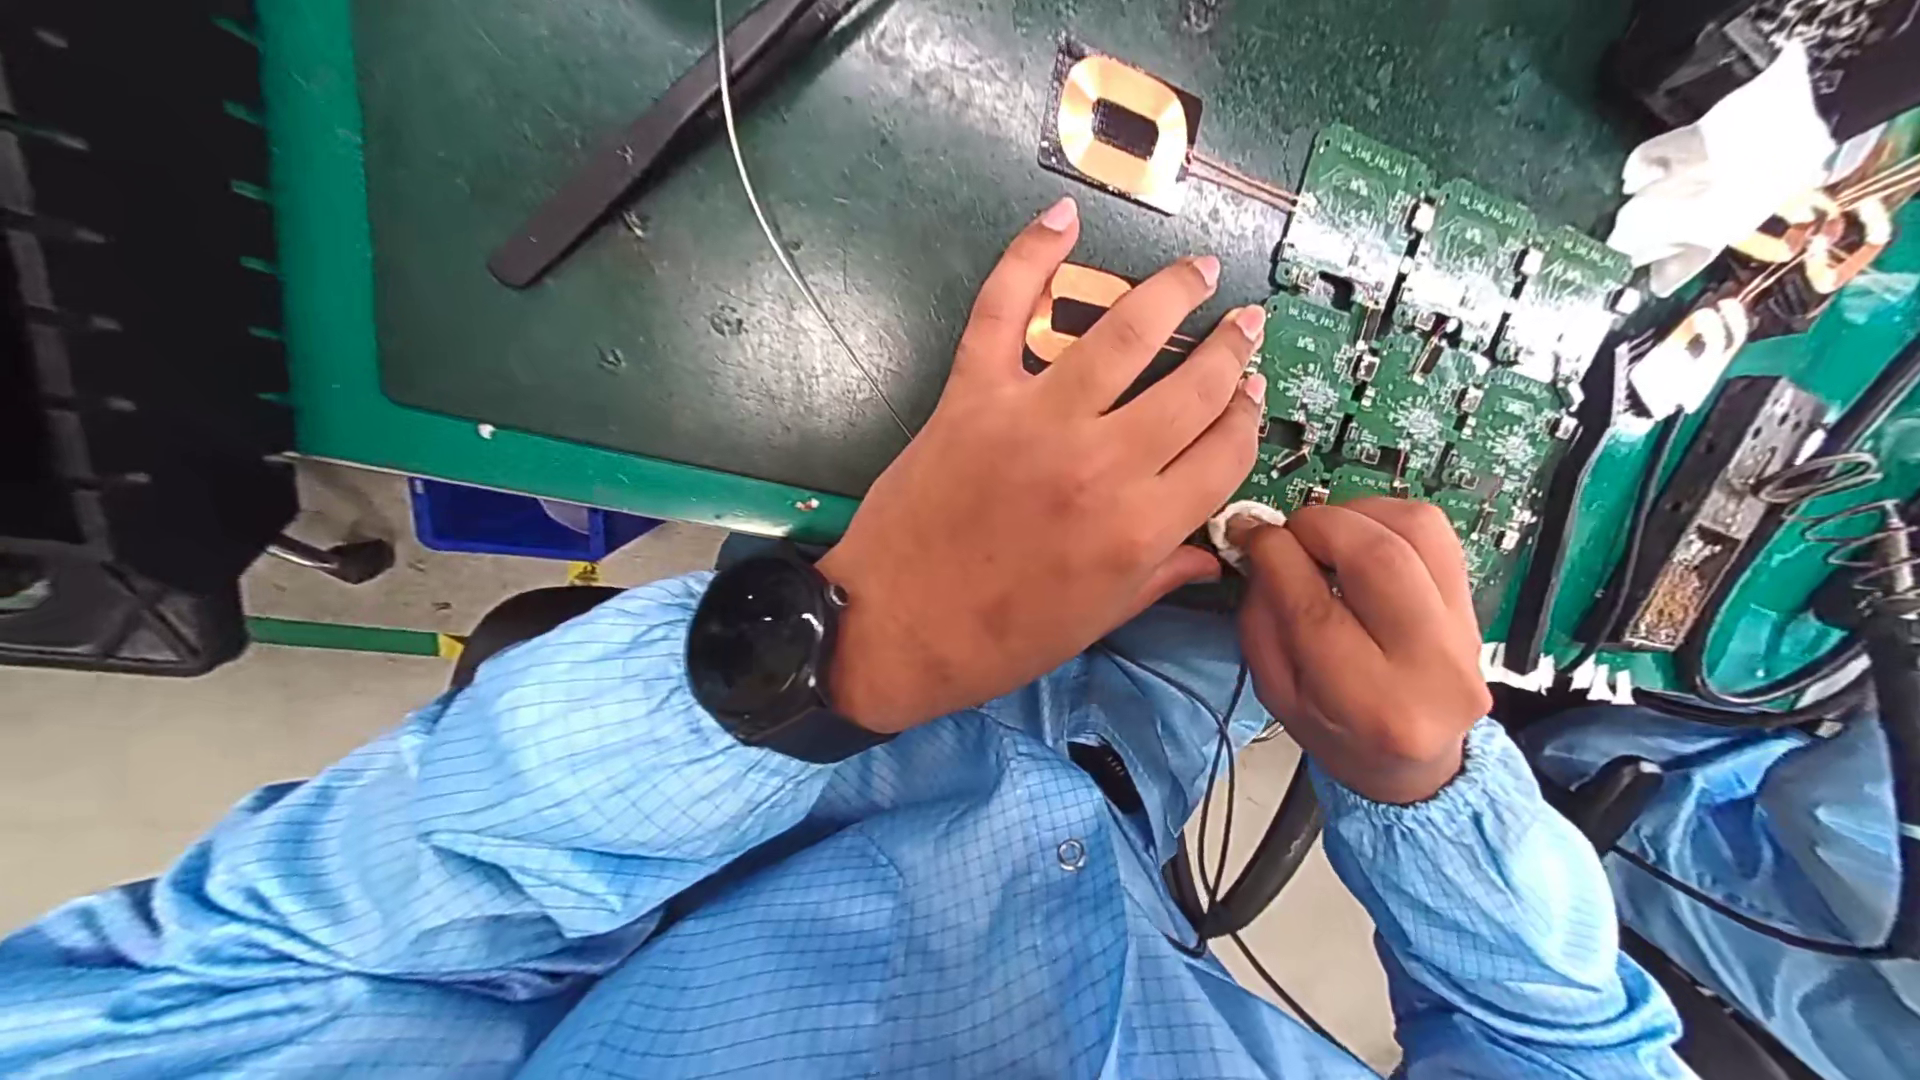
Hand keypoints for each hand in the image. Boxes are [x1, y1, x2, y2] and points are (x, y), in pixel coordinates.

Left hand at [817, 196, 1267, 732]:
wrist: (894, 630)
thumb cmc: (998, 641)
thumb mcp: (1094, 621)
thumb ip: (1160, 575)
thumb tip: (1212, 549)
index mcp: (1140, 528)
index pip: (1225, 453)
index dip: (1246, 421)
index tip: (1248, 398)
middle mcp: (1101, 464)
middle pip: (1193, 388)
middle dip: (1230, 353)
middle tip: (1243, 327)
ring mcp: (1034, 421)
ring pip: (1123, 334)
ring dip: (1171, 292)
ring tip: (1197, 271)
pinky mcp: (972, 397)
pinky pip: (1003, 310)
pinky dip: (1030, 258)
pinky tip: (1063, 220)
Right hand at [1233, 498, 1491, 803]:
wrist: (1414, 760)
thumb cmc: (1331, 730)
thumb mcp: (1273, 687)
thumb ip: (1262, 613)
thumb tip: (1261, 543)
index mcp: (1364, 703)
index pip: (1313, 604)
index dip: (1271, 553)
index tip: (1248, 534)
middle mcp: (1428, 668)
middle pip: (1377, 556)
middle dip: (1317, 524)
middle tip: (1289, 531)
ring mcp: (1464, 635)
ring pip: (1417, 529)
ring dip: (1355, 514)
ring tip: (1324, 532)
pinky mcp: (1477, 609)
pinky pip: (1438, 534)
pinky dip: (1387, 518)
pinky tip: (1358, 535)